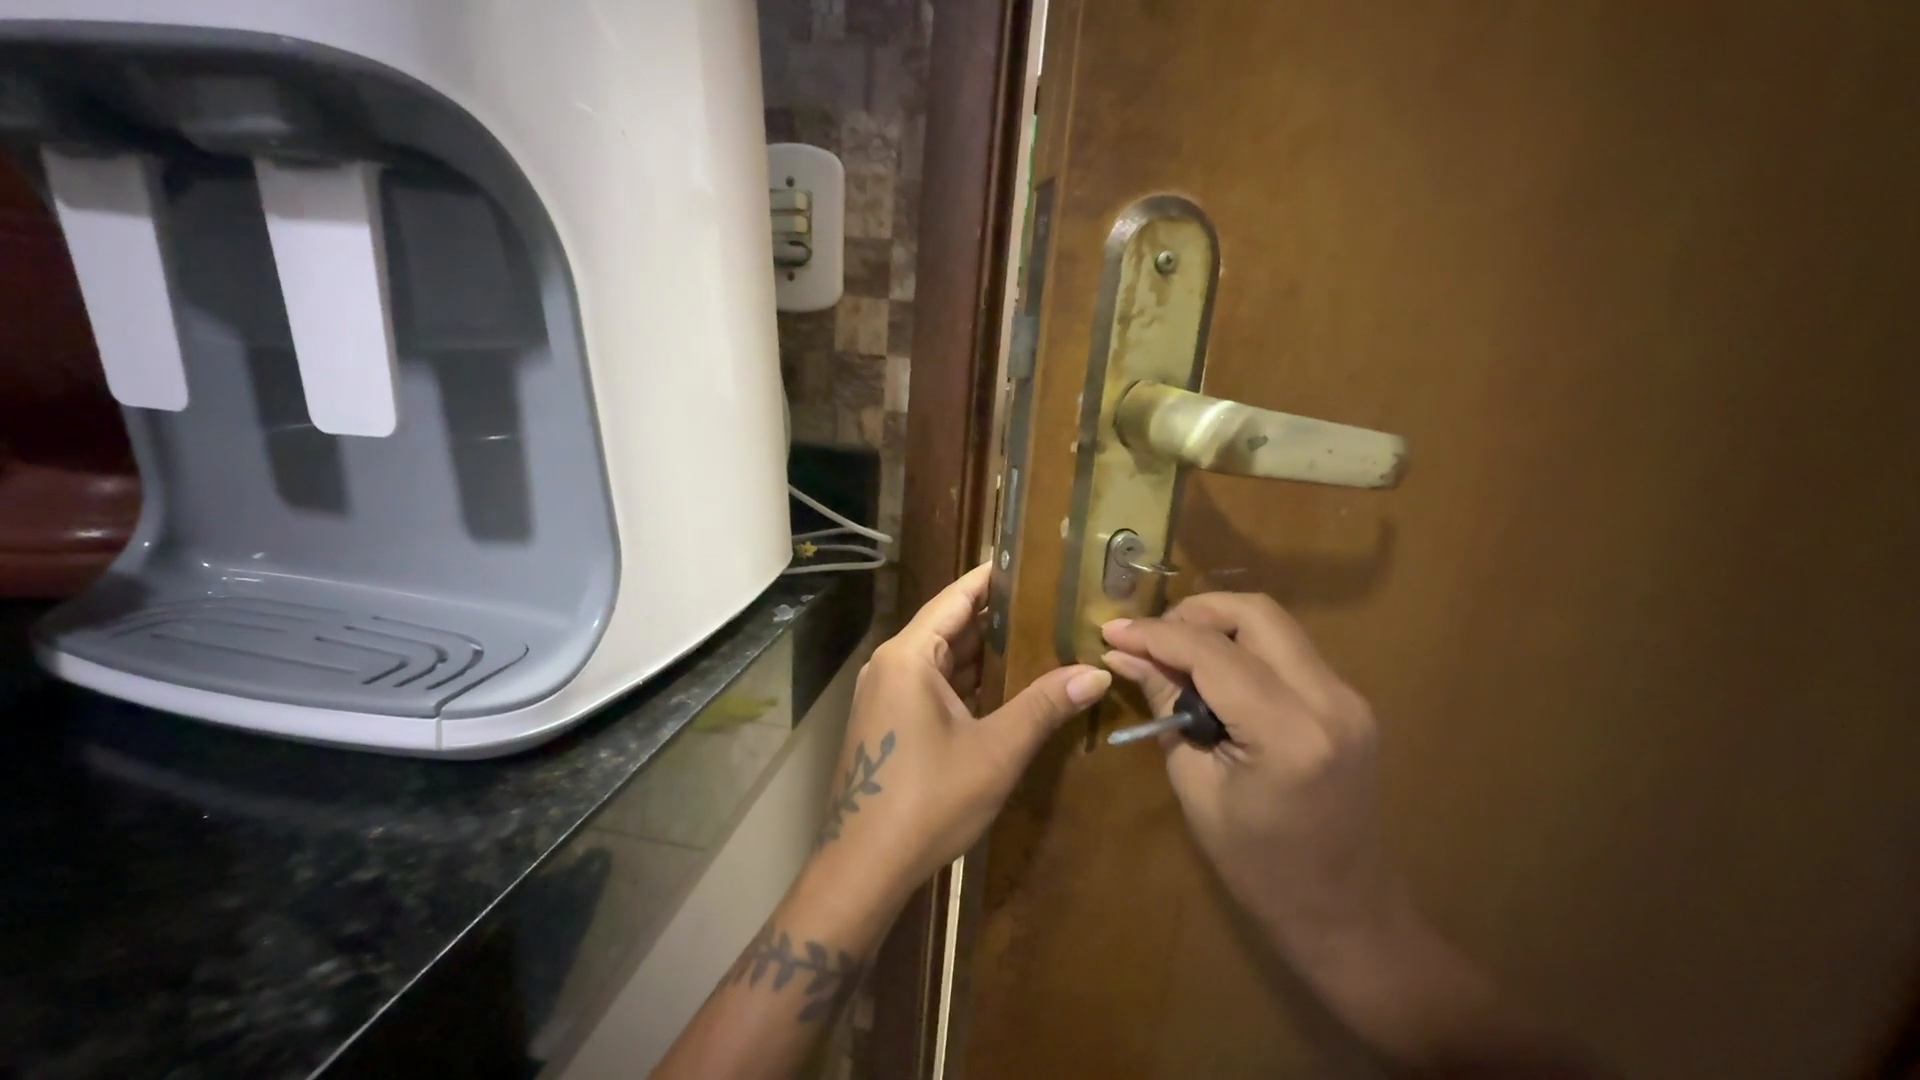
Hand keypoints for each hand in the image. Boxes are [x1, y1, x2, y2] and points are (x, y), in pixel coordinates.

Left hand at [812, 564, 1110, 913]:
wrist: (864, 865)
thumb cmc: (928, 800)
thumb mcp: (996, 750)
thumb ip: (1044, 705)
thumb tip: (1097, 672)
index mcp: (908, 657)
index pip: (955, 598)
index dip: (991, 579)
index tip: (1029, 561)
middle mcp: (890, 665)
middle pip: (947, 626)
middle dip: (995, 616)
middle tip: (1048, 603)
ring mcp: (885, 695)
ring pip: (940, 659)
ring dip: (982, 652)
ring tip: (1036, 637)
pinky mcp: (887, 721)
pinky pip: (930, 685)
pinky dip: (965, 681)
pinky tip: (1003, 685)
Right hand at [1100, 593, 1402, 953]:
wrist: (1342, 908)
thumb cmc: (1256, 865)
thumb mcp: (1195, 785)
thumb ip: (1165, 706)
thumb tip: (1122, 654)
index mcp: (1289, 734)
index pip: (1214, 653)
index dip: (1157, 634)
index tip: (1111, 631)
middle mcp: (1330, 700)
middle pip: (1256, 613)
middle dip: (1194, 612)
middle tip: (1148, 636)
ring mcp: (1349, 697)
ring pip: (1275, 624)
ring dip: (1218, 625)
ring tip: (1173, 650)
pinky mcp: (1349, 700)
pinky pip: (1288, 649)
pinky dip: (1244, 645)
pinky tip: (1211, 671)